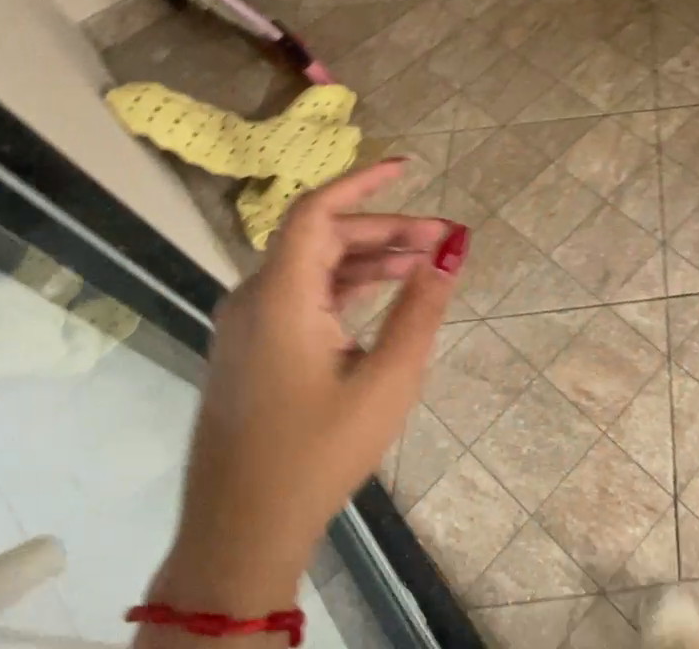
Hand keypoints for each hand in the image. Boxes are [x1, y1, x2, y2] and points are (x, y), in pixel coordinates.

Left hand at [147, 158, 466, 620]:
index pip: (315, 212)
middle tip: (443, 241)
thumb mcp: (388, 377)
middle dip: (385, 231)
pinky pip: (301, 299)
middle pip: (320, 239)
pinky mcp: (251, 354)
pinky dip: (346, 289)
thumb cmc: (320, 451)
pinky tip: (386, 302)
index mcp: (279, 299)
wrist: (243, 531)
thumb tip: (455, 247)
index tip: (409, 167)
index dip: (362, 182)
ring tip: (425, 268)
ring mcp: (247, 330)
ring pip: (312, 270)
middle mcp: (254, 302)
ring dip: (369, 261)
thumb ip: (422, 306)